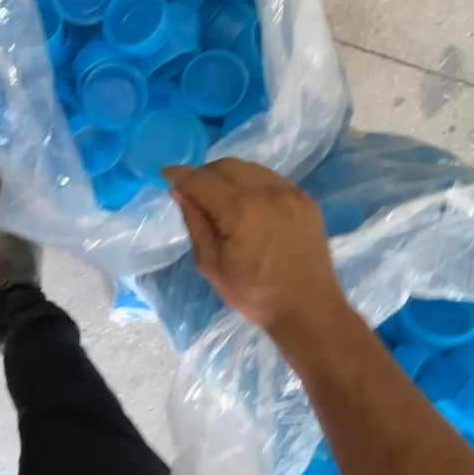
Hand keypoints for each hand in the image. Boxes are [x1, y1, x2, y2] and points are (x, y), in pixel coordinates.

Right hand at [164, 159, 349, 334]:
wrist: (308, 309)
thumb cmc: (253, 293)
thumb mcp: (210, 264)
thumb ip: (194, 222)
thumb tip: (179, 192)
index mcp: (240, 211)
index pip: (200, 180)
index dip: (179, 175)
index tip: (166, 174)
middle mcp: (266, 193)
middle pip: (224, 165)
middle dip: (203, 173)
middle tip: (191, 190)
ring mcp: (290, 193)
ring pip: (249, 167)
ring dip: (227, 175)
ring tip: (218, 195)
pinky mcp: (305, 199)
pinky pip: (270, 177)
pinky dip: (251, 181)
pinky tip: (246, 200)